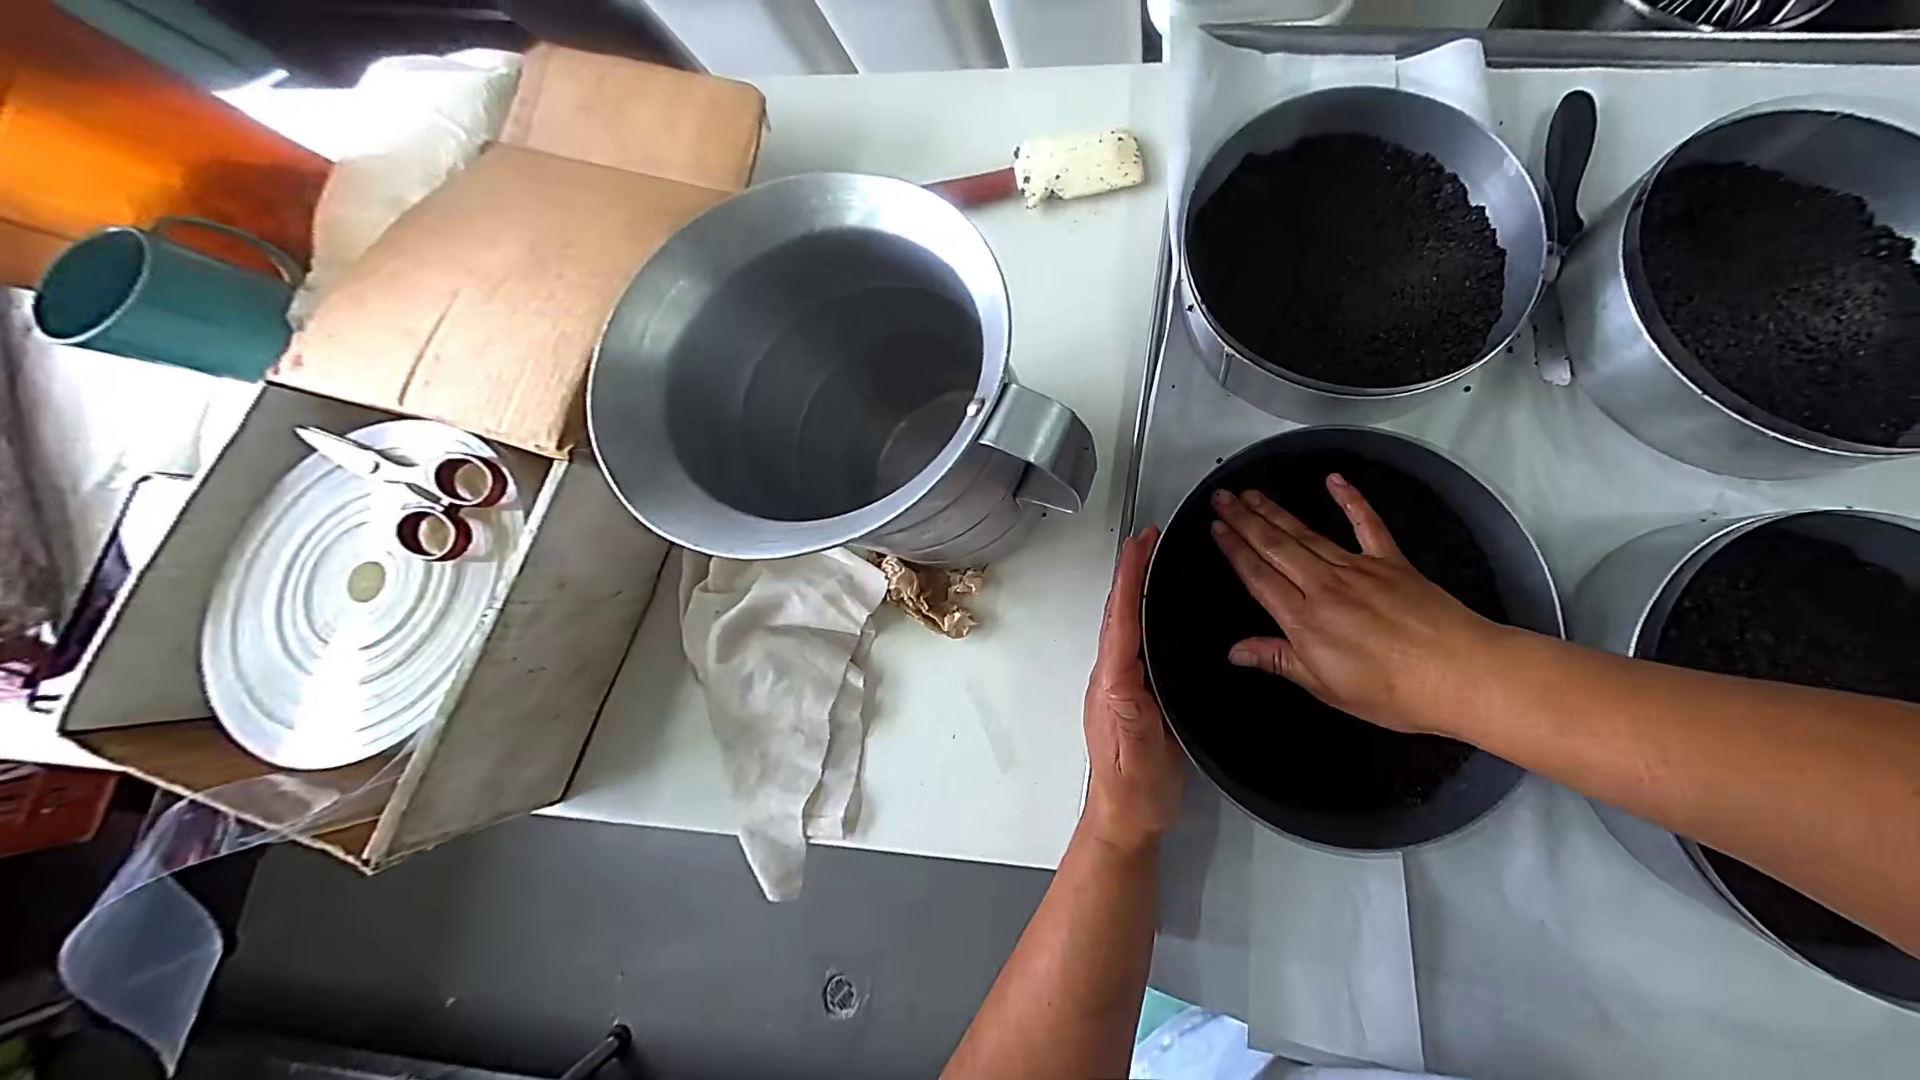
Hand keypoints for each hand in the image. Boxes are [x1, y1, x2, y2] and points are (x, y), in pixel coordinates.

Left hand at [1082, 527, 1185, 853]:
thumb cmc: (1135, 788)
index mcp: (1114, 684)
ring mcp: (1118, 683)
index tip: (1140, 545)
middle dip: (1129, 571)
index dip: (1129, 578)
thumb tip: (1127, 676)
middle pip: (1117, 613)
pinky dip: (1138, 613)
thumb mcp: (1142, 754)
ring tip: (1146, 560)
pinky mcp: (1130, 692)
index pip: (1120, 620)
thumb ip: (1134, 716)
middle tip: (1146, 539)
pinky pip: (1130, 640)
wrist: (1127, 815)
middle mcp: (1112, 677)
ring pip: (1121, 623)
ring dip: (1131, 588)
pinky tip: (1149, 610)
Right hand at [1208, 474, 1509, 735]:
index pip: (1257, 575)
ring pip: (1306, 533)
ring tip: (1251, 494)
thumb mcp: (1325, 686)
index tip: (1215, 528)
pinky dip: (1351, 500)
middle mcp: (1324, 586)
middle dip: (1243, 519)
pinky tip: (1334, 481)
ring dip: (1274, 511)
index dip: (1233, 549)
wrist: (1466, 677)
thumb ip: (1277, 660)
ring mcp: (1358, 569)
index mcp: (1304, 619)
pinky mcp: (1392, 562)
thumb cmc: (1394, 691)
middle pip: (1274, 546)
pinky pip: (1367, 524)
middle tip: (1221, 497)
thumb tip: (1235, 652)